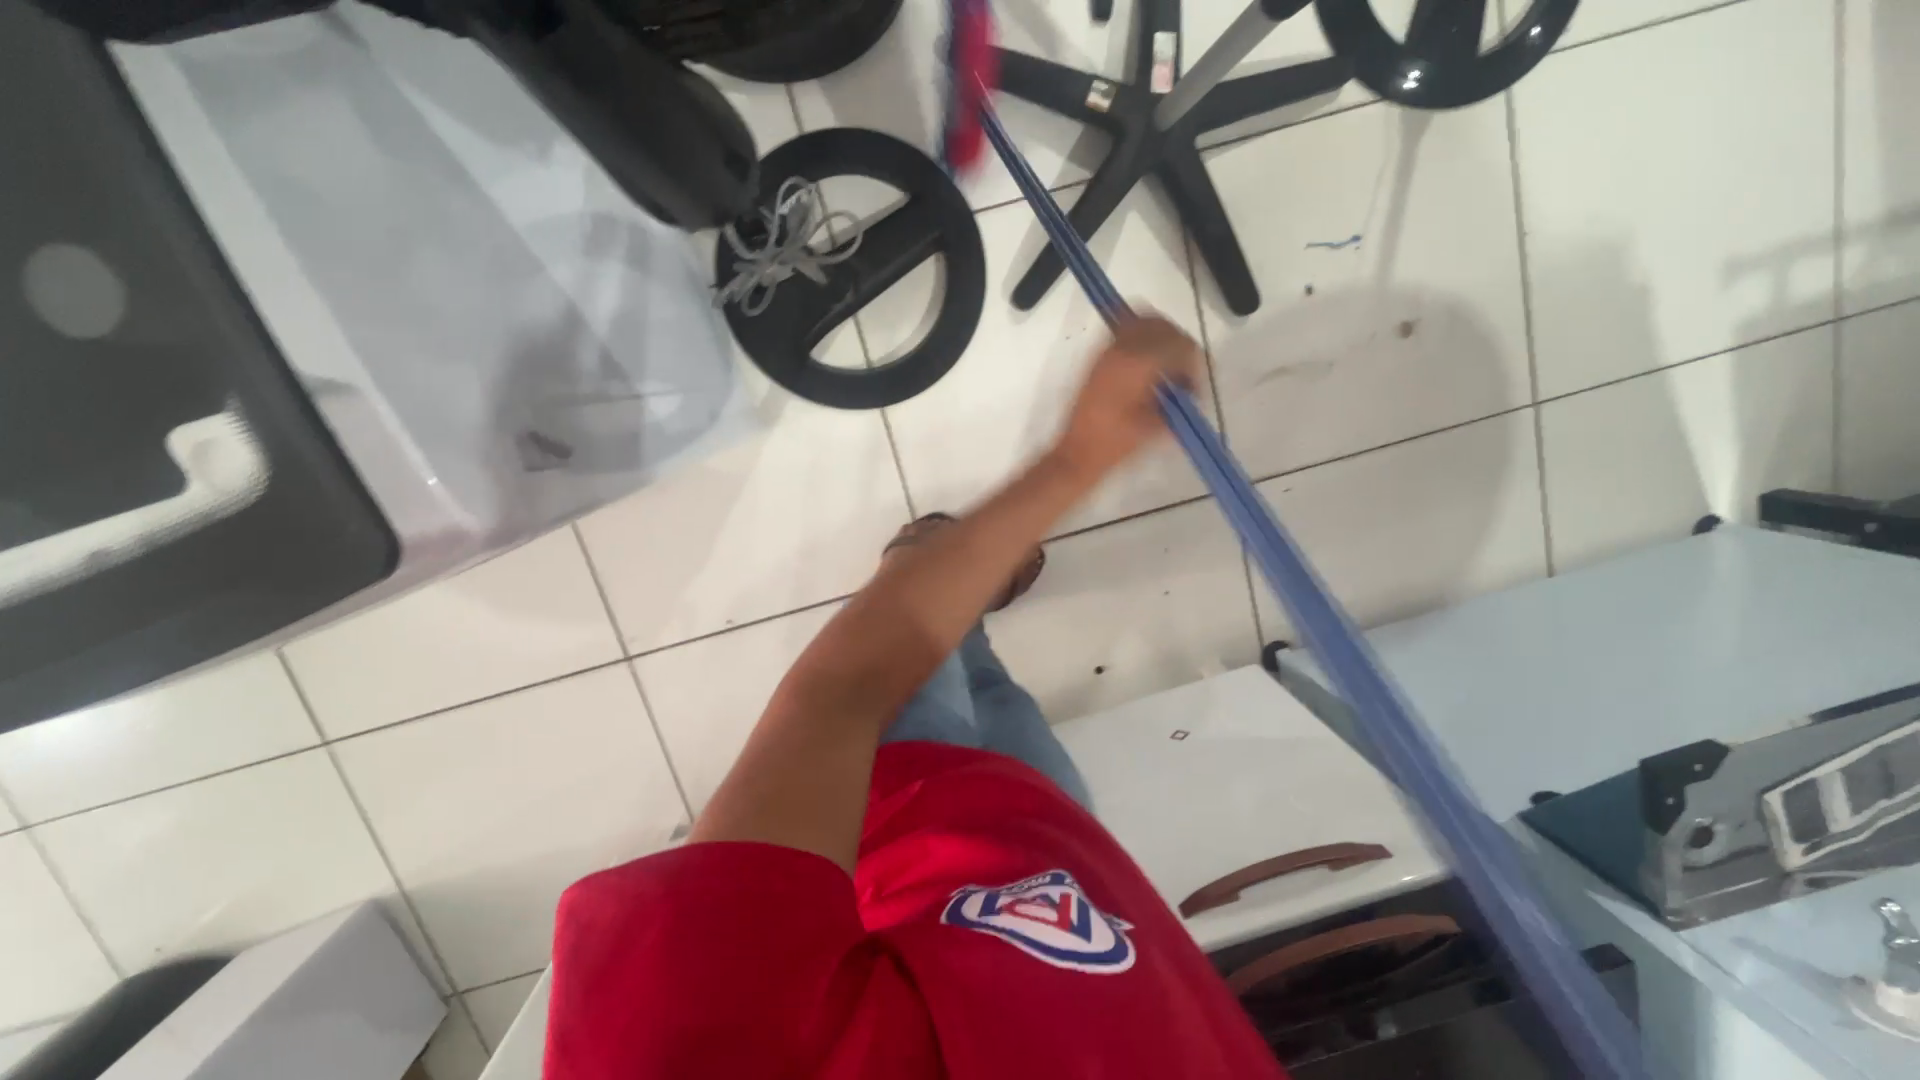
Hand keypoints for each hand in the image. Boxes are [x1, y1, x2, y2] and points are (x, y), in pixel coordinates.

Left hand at [1052, 315, 1201, 477]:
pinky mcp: (1098, 357)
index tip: (1194, 386)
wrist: (1077, 452)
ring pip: (1143, 323)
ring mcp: (1107, 350)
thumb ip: (1179, 399)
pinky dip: (1142, 339)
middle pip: (1162, 326)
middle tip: (1184, 372)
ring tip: (1167, 367)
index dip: (1193, 362)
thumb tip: (1190, 388)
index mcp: (1138, 363)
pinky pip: (1125, 332)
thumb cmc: (1117, 443)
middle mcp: (1122, 348)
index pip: (1179, 344)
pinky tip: (1147, 364)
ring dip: (1161, 338)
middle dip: (1179, 346)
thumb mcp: (1157, 424)